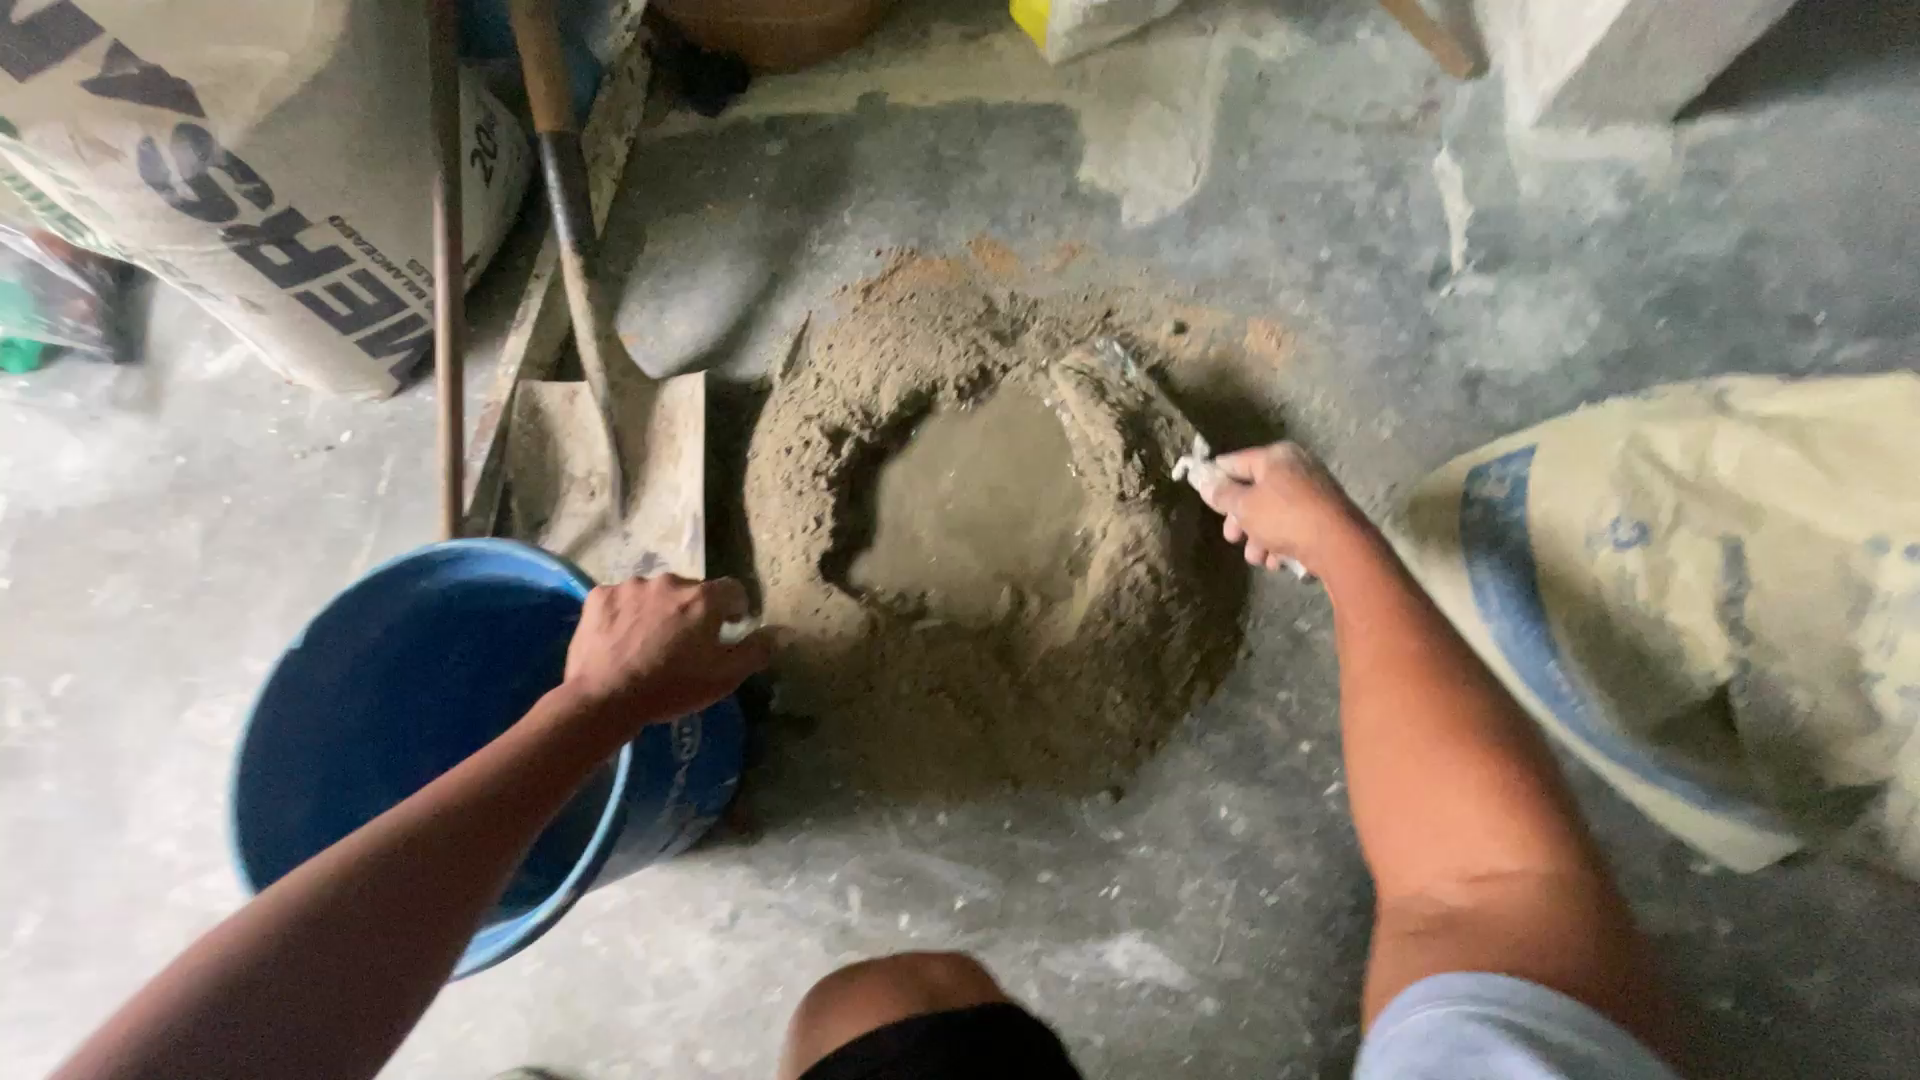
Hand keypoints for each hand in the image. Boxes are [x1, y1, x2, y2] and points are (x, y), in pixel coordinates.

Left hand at [560, 574, 773, 733]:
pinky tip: (621, 638)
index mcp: (704, 598)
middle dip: (693, 610)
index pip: (733, 590)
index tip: (726, 629)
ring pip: (655, 593)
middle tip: (684, 642)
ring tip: (648, 641)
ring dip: (658, 609)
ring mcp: (631, 586)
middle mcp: (670, 581)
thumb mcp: (724, 677)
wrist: (603, 700)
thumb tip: (778, 633)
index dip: (734, 609)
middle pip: (692, 590)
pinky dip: (626, 613)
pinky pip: (622, 599)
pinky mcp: (600, 596)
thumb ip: (756, 651)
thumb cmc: (671, 687)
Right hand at [1191, 442, 1375, 576]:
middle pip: (1253, 491)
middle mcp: (1295, 468)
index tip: (1203, 494)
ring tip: (1257, 557)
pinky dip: (1279, 541)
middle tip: (1232, 537)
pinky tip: (1276, 560)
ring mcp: (1311, 491)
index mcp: (1276, 456)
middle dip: (1239, 519)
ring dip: (1257, 537)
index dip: (1215, 478)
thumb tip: (1204, 482)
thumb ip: (1222, 494)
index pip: (1234, 462)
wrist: (1338, 545)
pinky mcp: (1322, 515)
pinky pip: (1290, 524)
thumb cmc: (1284, 518)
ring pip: (1270, 512)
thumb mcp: (1244, 505)